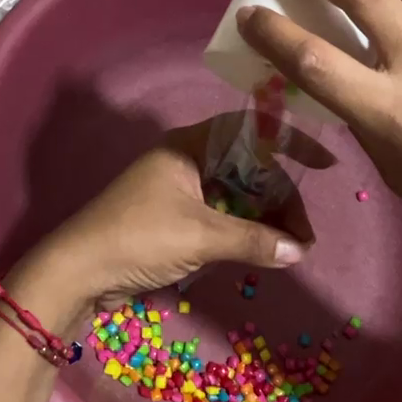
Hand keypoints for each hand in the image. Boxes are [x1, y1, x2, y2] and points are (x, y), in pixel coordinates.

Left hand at [13, 127, 317, 327]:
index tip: (324, 164)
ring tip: (290, 249)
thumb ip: (253, 239)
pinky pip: (221, 214)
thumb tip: (298, 251)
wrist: (78, 271)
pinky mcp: (175, 217)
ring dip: (264, 218)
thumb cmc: (138, 238)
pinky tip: (263, 250)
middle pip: (248, 167)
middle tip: (303, 237)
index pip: (251, 130)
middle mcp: (187, 159)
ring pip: (237, 193)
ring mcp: (180, 188)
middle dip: (279, 197)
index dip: (290, 142)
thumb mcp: (200, 236)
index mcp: (189, 145)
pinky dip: (244, 230)